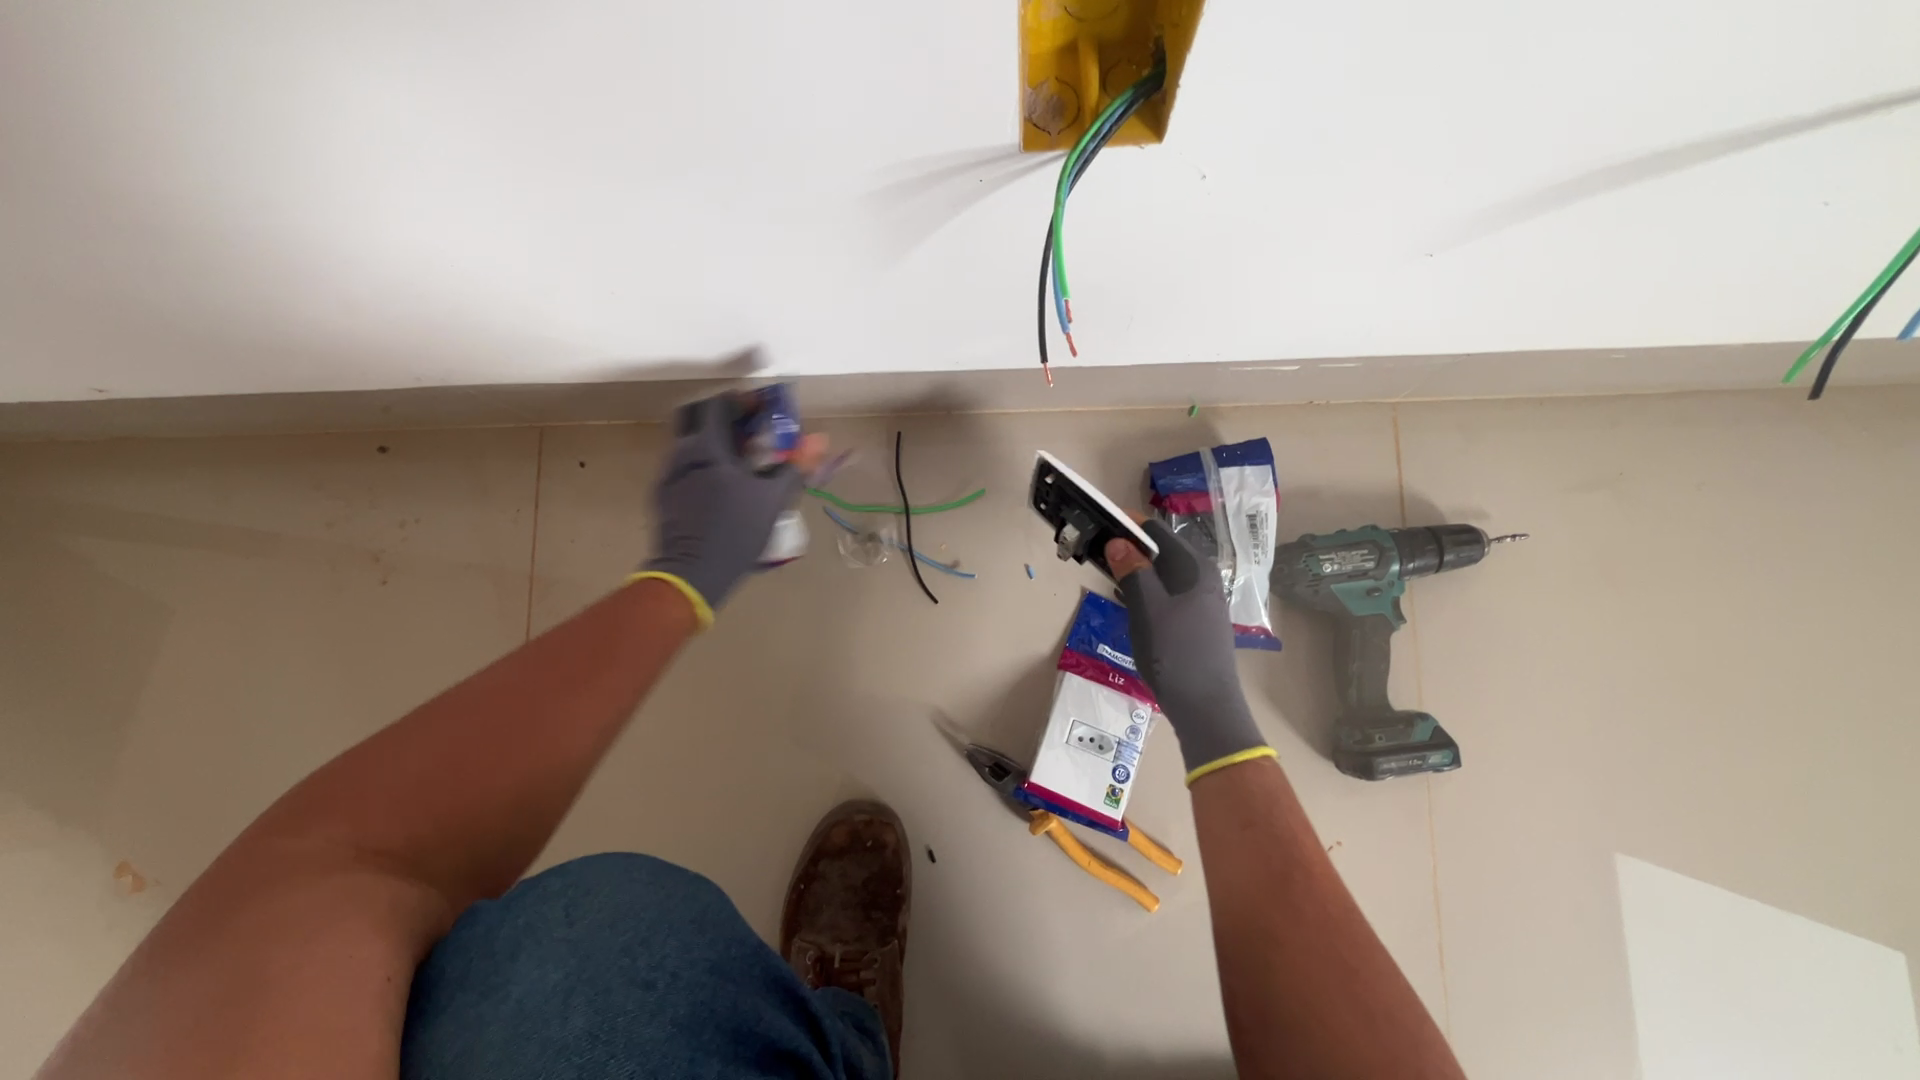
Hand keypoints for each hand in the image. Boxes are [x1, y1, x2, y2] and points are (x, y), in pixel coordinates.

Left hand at [637, 393, 826, 626]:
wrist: (692, 573)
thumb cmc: (735, 531)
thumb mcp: (772, 500)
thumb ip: (794, 467)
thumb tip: (820, 441)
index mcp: (707, 448)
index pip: (716, 405)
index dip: (738, 401)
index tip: (757, 409)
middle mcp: (681, 453)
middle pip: (692, 417)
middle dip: (717, 416)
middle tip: (742, 430)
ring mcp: (667, 476)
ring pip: (686, 444)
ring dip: (710, 443)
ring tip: (736, 463)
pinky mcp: (663, 497)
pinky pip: (682, 469)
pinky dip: (700, 467)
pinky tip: (719, 489)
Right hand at [1106, 522, 1273, 783]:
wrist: (1206, 707)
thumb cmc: (1176, 654)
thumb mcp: (1148, 610)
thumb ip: (1133, 572)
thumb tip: (1117, 541)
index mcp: (1195, 567)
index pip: (1156, 531)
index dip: (1126, 526)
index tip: (1097, 530)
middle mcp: (1203, 577)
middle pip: (1160, 551)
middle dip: (1128, 550)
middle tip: (1096, 557)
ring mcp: (1202, 601)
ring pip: (1162, 574)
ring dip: (1134, 573)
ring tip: (1106, 578)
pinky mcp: (1196, 621)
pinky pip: (1166, 594)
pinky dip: (1145, 593)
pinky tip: (1128, 605)